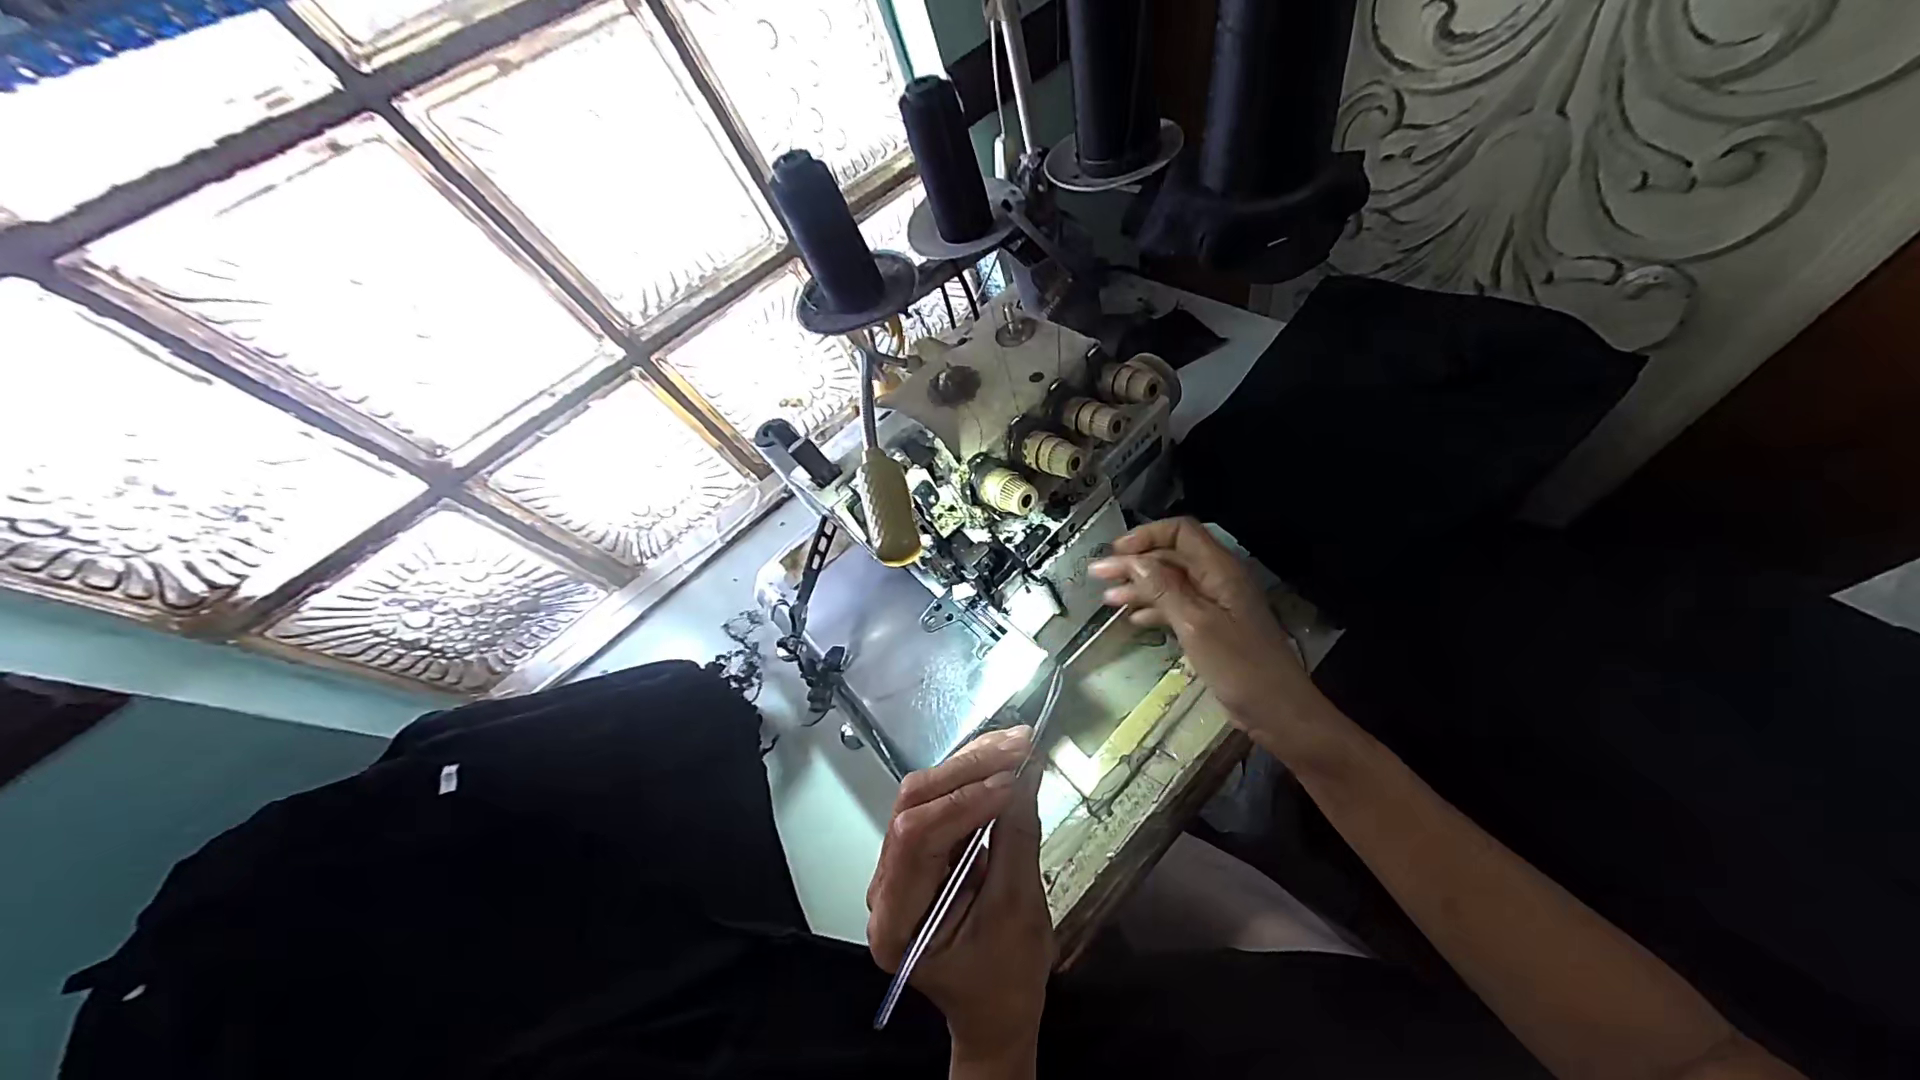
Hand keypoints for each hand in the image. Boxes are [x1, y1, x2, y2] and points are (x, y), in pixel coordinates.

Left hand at [867, 727, 1051, 1072]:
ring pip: (924, 795)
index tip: (1014, 778)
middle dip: (968, 770)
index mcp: (896, 919)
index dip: (964, 801)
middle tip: (1018, 745)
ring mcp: (900, 866)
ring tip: (1016, 742)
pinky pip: (940, 802)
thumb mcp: (1018, 915)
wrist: (996, 1012)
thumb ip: (1015, 840)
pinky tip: (1002, 759)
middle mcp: (886, 885)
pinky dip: (973, 777)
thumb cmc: (1006, 982)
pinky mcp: (922, 852)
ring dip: (971, 764)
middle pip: (914, 806)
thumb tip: (1023, 777)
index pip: (916, 838)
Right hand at [1089, 518, 1342, 766]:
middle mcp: (1218, 580)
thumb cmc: (1240, 667)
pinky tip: (1133, 619)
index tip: (1115, 553)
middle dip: (1134, 563)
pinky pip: (1178, 607)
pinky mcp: (1213, 627)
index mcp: (1220, 571)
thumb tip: (1133, 561)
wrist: (1279, 712)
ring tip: (1108, 599)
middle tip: (1098, 576)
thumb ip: (1164, 589)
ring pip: (1171, 583)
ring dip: (1139, 587)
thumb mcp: (1196, 625)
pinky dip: (1153, 608)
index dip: (1146, 536)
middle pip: (1171, 557)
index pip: (1181, 532)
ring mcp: (1216, 604)